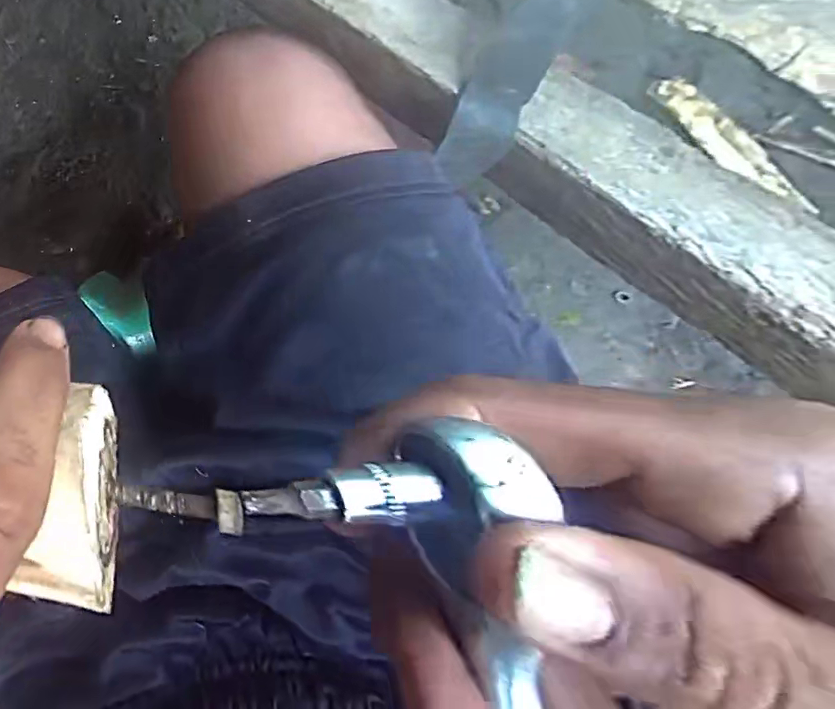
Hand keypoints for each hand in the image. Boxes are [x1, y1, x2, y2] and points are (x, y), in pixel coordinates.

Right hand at [342, 378, 834, 708]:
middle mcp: (678, 482)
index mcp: (740, 457)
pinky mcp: (668, 598)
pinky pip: (558, 618)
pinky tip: (513, 702)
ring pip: (510, 568)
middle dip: (442, 588)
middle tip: (431, 688)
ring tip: (465, 707)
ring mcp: (673, 544)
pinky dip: (527, 671)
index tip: (350, 523)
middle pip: (489, 498)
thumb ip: (698, 633)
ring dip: (475, 646)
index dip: (409, 451)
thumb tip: (506, 567)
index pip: (503, 411)